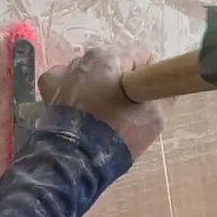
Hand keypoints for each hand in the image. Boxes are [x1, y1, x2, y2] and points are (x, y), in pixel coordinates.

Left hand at [39, 47, 164, 158]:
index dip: (149, 76)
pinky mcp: (49, 90)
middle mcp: (84, 58)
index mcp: (110, 57)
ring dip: (100, 85)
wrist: (76, 161)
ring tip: (104, 112)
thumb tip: (167, 86)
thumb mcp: (154, 118)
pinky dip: (76, 92)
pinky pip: (67, 82)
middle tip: (129, 108)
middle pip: (115, 62)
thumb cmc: (117, 135)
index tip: (150, 97)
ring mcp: (63, 73)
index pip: (141, 55)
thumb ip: (164, 95)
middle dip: (123, 80)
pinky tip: (82, 108)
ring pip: (92, 72)